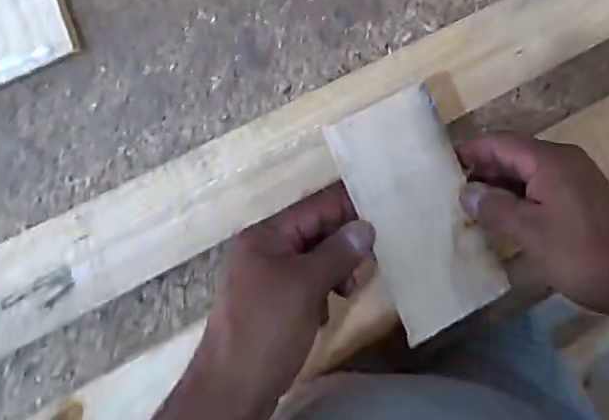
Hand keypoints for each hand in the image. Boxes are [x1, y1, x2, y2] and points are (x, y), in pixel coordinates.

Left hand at [166, 187, 373, 419]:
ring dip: (336, 271)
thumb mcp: (307, 286)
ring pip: (314, 260)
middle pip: (316, 232)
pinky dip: (322, 292)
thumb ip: (339, 251)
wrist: (227, 400)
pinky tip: (326, 312)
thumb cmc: (266, 331)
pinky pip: (305, 284)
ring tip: (347, 291)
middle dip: (343, 246)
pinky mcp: (270, 307)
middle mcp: (263, 250)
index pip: (316, 207)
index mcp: (265, 235)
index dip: (349, 209)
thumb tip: (365, 228)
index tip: (381, 216)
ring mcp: (264, 279)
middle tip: (368, 262)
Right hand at [457, 133, 608, 322]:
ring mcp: (576, 175)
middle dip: (485, 167)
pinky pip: (543, 182)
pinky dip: (522, 192)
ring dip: (503, 182)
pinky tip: (507, 214)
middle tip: (452, 187)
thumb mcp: (531, 234)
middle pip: (515, 152)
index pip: (502, 143)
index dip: (472, 150)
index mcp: (550, 159)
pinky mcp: (583, 194)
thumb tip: (466, 191)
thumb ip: (497, 208)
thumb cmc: (581, 253)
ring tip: (473, 203)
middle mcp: (563, 158)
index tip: (444, 162)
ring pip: (529, 169)